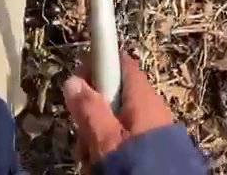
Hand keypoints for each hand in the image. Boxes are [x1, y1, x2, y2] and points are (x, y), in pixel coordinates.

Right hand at [61, 53, 176, 167]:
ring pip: (117, 121)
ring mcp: (153, 129)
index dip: (95, 66)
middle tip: (82, 134)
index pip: (118, 61)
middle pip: (114, 95)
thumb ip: (89, 108)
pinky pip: (127, 139)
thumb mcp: (106, 138)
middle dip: (93, 112)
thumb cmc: (134, 162)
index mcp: (142, 95)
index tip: (76, 83)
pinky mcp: (154, 149)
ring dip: (99, 135)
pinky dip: (113, 149)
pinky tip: (105, 166)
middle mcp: (151, 106)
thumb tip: (73, 81)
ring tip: (91, 157)